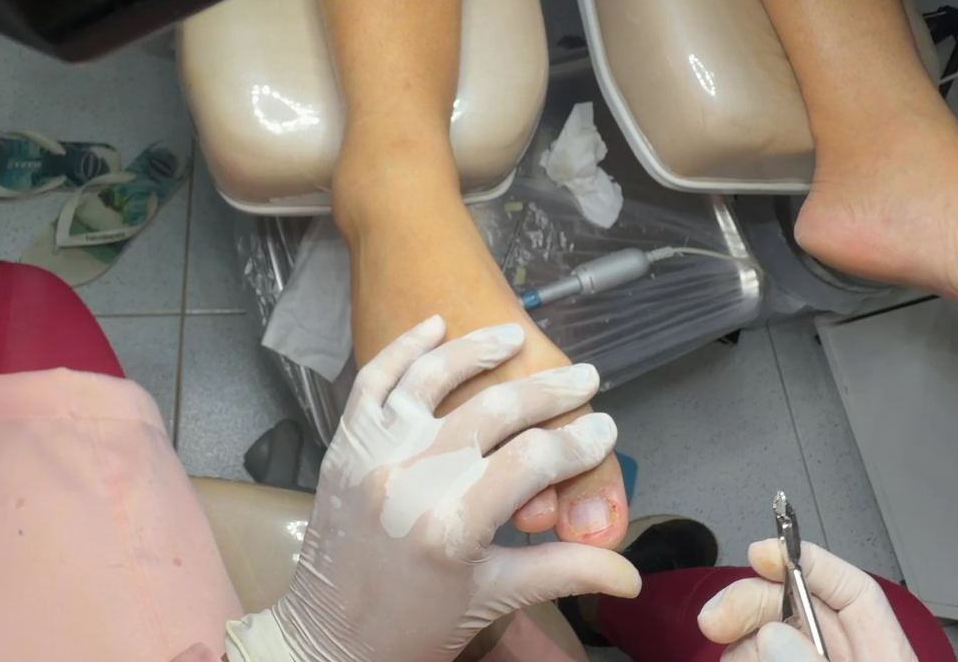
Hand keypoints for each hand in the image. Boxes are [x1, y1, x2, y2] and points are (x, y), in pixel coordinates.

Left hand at [225, 317, 640, 661]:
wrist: (326, 637)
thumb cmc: (415, 625)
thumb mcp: (491, 599)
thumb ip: (562, 572)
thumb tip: (631, 575)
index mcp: (451, 528)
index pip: (531, 463)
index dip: (577, 443)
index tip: (605, 427)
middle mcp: (409, 478)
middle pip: (492, 412)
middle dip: (547, 391)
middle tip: (584, 376)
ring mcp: (373, 451)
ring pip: (431, 378)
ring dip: (476, 349)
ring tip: (514, 334)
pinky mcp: (347, 440)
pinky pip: (375, 378)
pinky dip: (404, 346)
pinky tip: (435, 325)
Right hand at [699, 540, 914, 661]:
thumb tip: (772, 632)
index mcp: (882, 660)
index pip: (854, 592)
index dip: (807, 562)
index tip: (760, 554)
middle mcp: (846, 660)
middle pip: (796, 608)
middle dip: (749, 603)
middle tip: (714, 621)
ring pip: (767, 637)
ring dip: (738, 643)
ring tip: (726, 661)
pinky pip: (753, 659)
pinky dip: (736, 658)